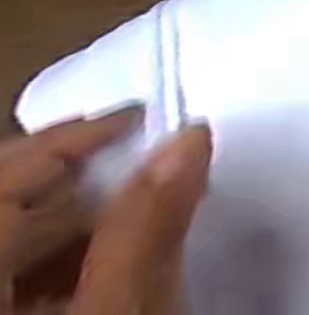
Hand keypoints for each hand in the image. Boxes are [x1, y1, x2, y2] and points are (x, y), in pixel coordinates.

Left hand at [2, 109, 210, 314]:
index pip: (2, 177)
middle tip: (160, 161)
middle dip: (82, 180)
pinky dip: (54, 258)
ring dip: (74, 220)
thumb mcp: (129, 305)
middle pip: (4, 208)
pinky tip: (102, 263)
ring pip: (8, 242)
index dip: (68, 139)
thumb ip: (150, 222)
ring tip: (147, 211)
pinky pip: (7, 275)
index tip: (139, 114)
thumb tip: (190, 137)